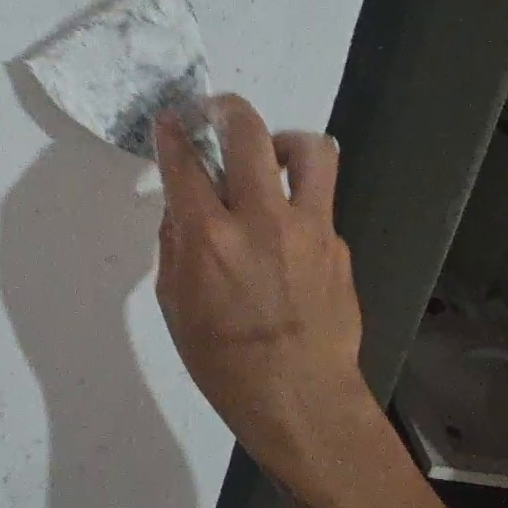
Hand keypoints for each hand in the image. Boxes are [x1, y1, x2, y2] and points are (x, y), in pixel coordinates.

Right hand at [152, 96, 381, 494]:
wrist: (300, 399)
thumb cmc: (222, 361)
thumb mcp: (175, 305)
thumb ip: (175, 247)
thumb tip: (182, 209)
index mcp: (209, 237)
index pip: (184, 163)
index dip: (172, 132)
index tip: (169, 118)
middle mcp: (261, 218)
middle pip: (249, 133)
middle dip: (227, 108)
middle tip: (216, 110)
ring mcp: (309, 228)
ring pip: (309, 149)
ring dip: (281, 140)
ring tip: (268, 156)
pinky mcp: (338, 244)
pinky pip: (319, 202)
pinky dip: (297, 201)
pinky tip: (284, 234)